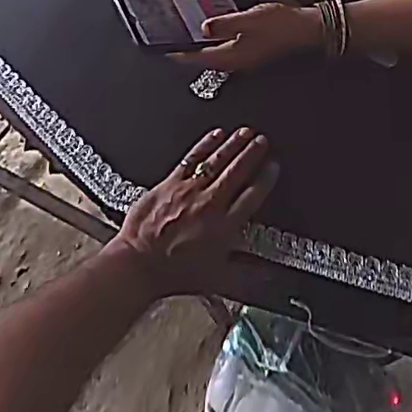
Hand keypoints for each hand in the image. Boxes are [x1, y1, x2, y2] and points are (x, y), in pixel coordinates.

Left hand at [106, 128, 278, 294]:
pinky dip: (205, 145)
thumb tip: (269, 275)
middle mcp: (209, 205)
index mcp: (224, 227)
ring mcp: (189, 191)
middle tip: (262, 141)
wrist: (138, 264)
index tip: (273, 166)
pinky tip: (215, 135)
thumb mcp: (218, 278)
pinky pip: (192, 159)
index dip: (266, 178)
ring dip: (233, 145)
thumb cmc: (173, 273)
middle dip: (252, 153)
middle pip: (237, 172)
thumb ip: (248, 273)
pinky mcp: (170, 183)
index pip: (253, 195)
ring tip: (245, 133)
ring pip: (217, 161)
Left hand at [172, 4, 322, 71]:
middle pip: (203, 59)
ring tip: (186, 34)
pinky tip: (212, 29)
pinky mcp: (250, 53)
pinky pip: (225, 50)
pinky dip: (214, 42)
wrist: (308, 29)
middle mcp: (236, 62)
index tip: (163, 49)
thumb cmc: (283, 25)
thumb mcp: (248, 18)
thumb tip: (204, 27)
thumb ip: (223, 24)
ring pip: (213, 55)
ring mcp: (244, 59)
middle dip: (186, 51)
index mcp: (232, 56)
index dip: (178, 54)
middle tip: (171, 39)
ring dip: (199, 46)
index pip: (197, 59)